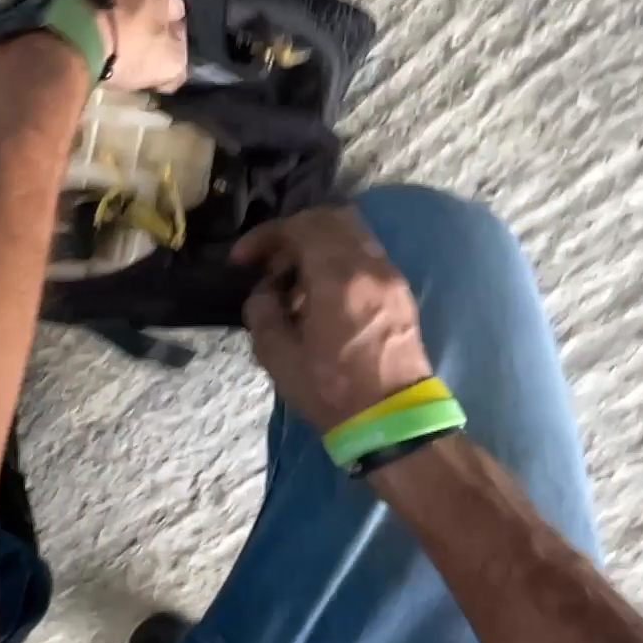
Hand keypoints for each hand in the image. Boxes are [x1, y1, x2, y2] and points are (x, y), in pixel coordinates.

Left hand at [80, 0, 187, 92]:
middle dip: (138, 22)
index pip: (175, 8)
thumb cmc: (128, 45)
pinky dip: (86, 19)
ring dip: (110, 18)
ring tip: (104, 47)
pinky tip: (85, 39)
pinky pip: (85, 6)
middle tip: (129, 52)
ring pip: (110, 0)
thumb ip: (179, 57)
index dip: (169, 35)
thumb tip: (173, 65)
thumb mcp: (170, 62)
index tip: (156, 54)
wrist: (69, 39)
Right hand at [233, 206, 433, 432]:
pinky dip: (335, 261)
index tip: (242, 259)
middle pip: (332, 219)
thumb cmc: (330, 389)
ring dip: (315, 246)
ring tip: (290, 280)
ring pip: (351, 235)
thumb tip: (267, 292)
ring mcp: (391, 279)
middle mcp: (370, 268)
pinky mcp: (399, 295)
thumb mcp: (276, 353)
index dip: (265, 235)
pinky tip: (316, 294)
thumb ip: (262, 309)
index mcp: (339, 278)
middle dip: (292, 232)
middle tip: (268, 260)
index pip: (301, 227)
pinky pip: (363, 256)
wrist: (394, 422)